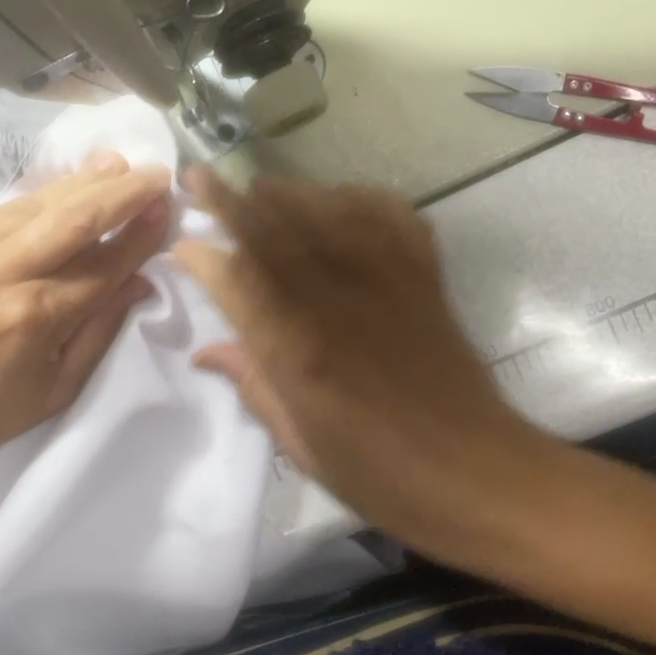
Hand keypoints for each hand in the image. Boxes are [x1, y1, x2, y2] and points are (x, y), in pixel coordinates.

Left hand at [0, 155, 170, 484]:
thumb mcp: (58, 388)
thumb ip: (100, 330)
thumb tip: (140, 280)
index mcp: (32, 318)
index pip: (102, 263)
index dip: (138, 234)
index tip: (165, 206)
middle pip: (70, 218)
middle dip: (118, 192)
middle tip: (152, 171)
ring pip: (30, 205)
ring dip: (77, 185)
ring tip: (112, 165)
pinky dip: (32, 203)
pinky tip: (58, 192)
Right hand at [174, 168, 534, 537]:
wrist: (475, 473)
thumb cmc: (381, 475)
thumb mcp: (303, 444)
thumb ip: (254, 386)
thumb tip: (208, 351)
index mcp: (299, 349)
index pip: (237, 282)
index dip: (203, 258)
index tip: (180, 245)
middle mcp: (338, 300)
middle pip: (276, 231)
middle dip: (231, 201)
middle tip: (200, 178)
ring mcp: (387, 281)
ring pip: (328, 210)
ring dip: (288, 194)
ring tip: (261, 189)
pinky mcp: (426, 277)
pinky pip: (390, 215)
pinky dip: (359, 199)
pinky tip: (338, 201)